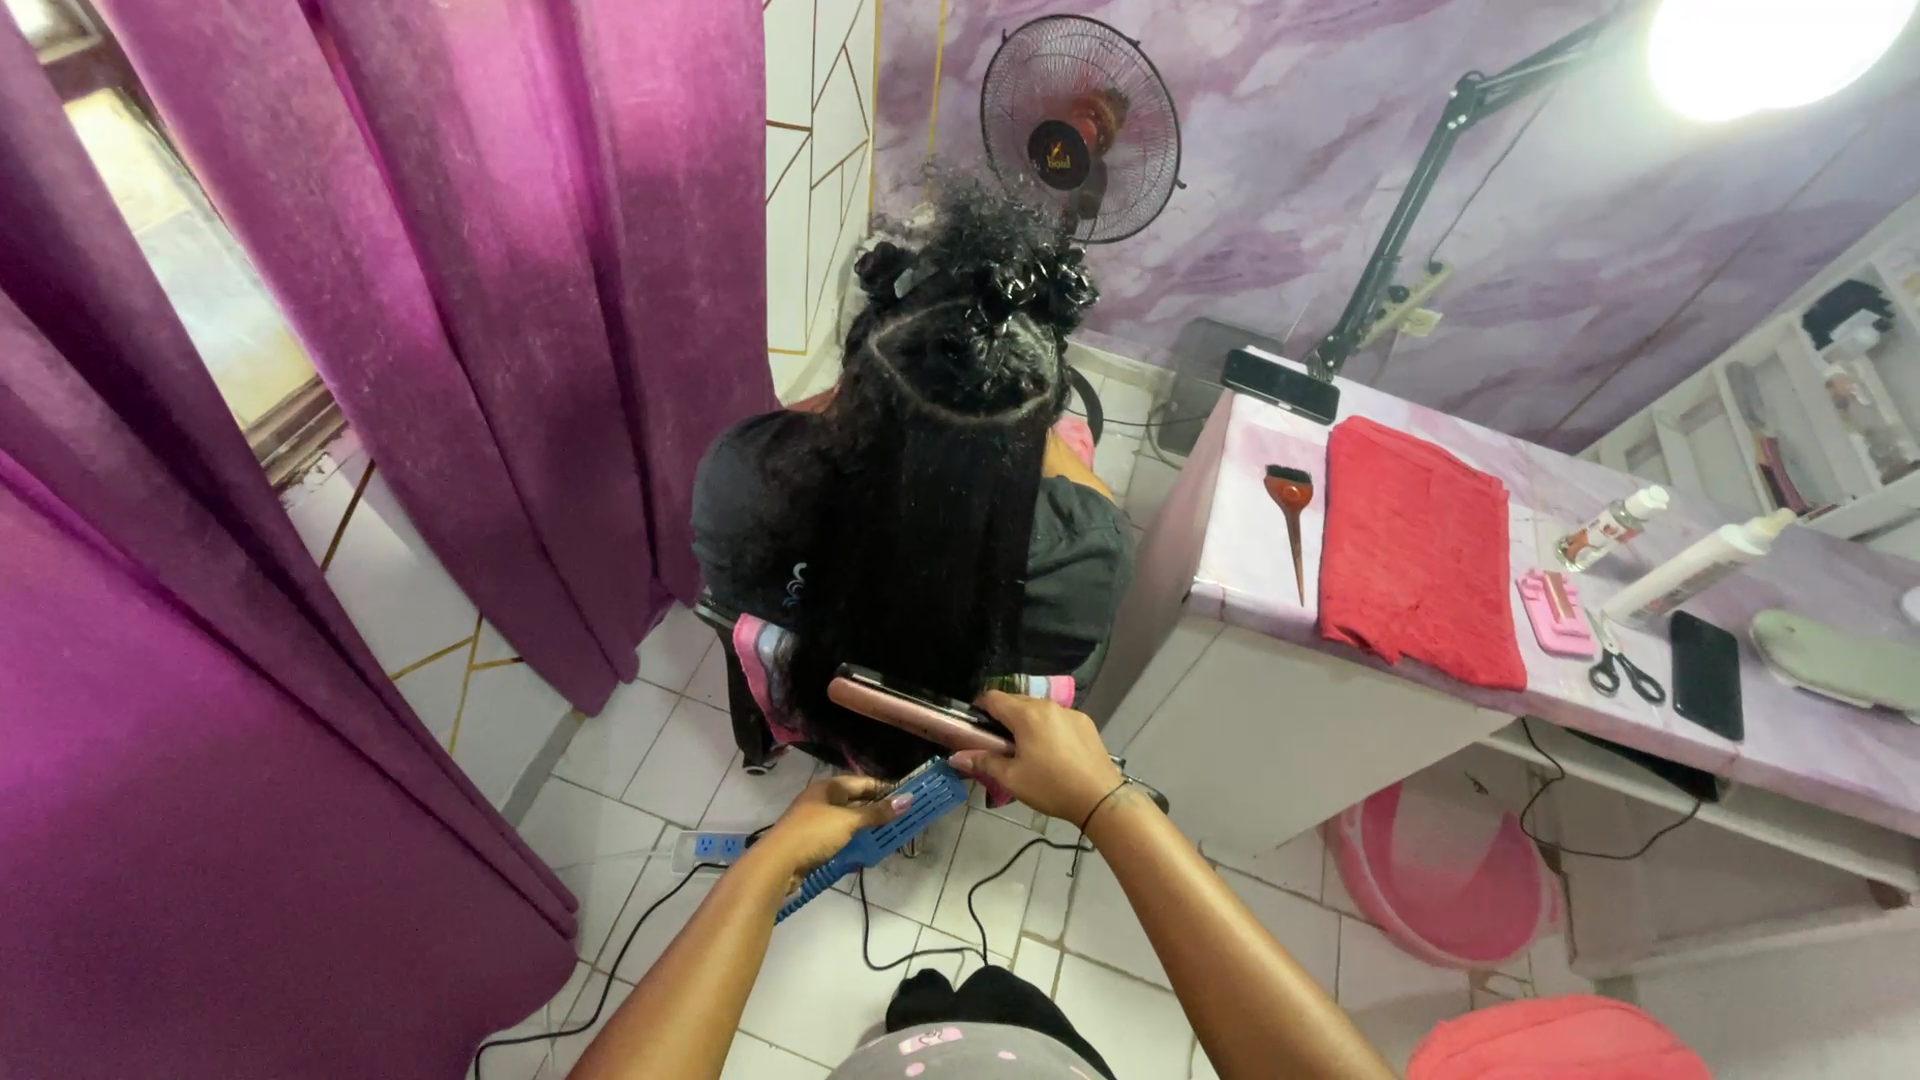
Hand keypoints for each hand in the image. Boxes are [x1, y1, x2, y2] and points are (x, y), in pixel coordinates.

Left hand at [751, 775, 911, 888]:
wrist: (776, 864)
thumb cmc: (813, 833)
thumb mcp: (848, 821)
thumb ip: (877, 813)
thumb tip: (907, 800)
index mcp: (828, 788)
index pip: (862, 782)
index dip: (884, 789)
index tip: (905, 798)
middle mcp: (820, 801)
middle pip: (854, 803)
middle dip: (876, 813)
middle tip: (899, 821)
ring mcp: (814, 823)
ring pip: (847, 824)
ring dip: (864, 832)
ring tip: (885, 840)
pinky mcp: (810, 844)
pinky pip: (837, 841)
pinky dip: (851, 846)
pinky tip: (863, 857)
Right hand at [948, 691, 1123, 825]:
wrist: (1100, 797)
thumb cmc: (1051, 787)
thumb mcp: (1012, 778)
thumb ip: (983, 763)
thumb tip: (955, 757)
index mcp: (1026, 714)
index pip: (993, 697)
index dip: (980, 708)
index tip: (977, 726)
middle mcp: (1047, 705)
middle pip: (1016, 701)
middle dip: (1003, 716)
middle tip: (1000, 743)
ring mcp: (1069, 712)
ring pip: (1038, 708)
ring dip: (1027, 721)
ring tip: (1027, 748)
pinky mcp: (1085, 721)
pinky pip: (1058, 717)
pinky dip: (1048, 726)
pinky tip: (1054, 751)